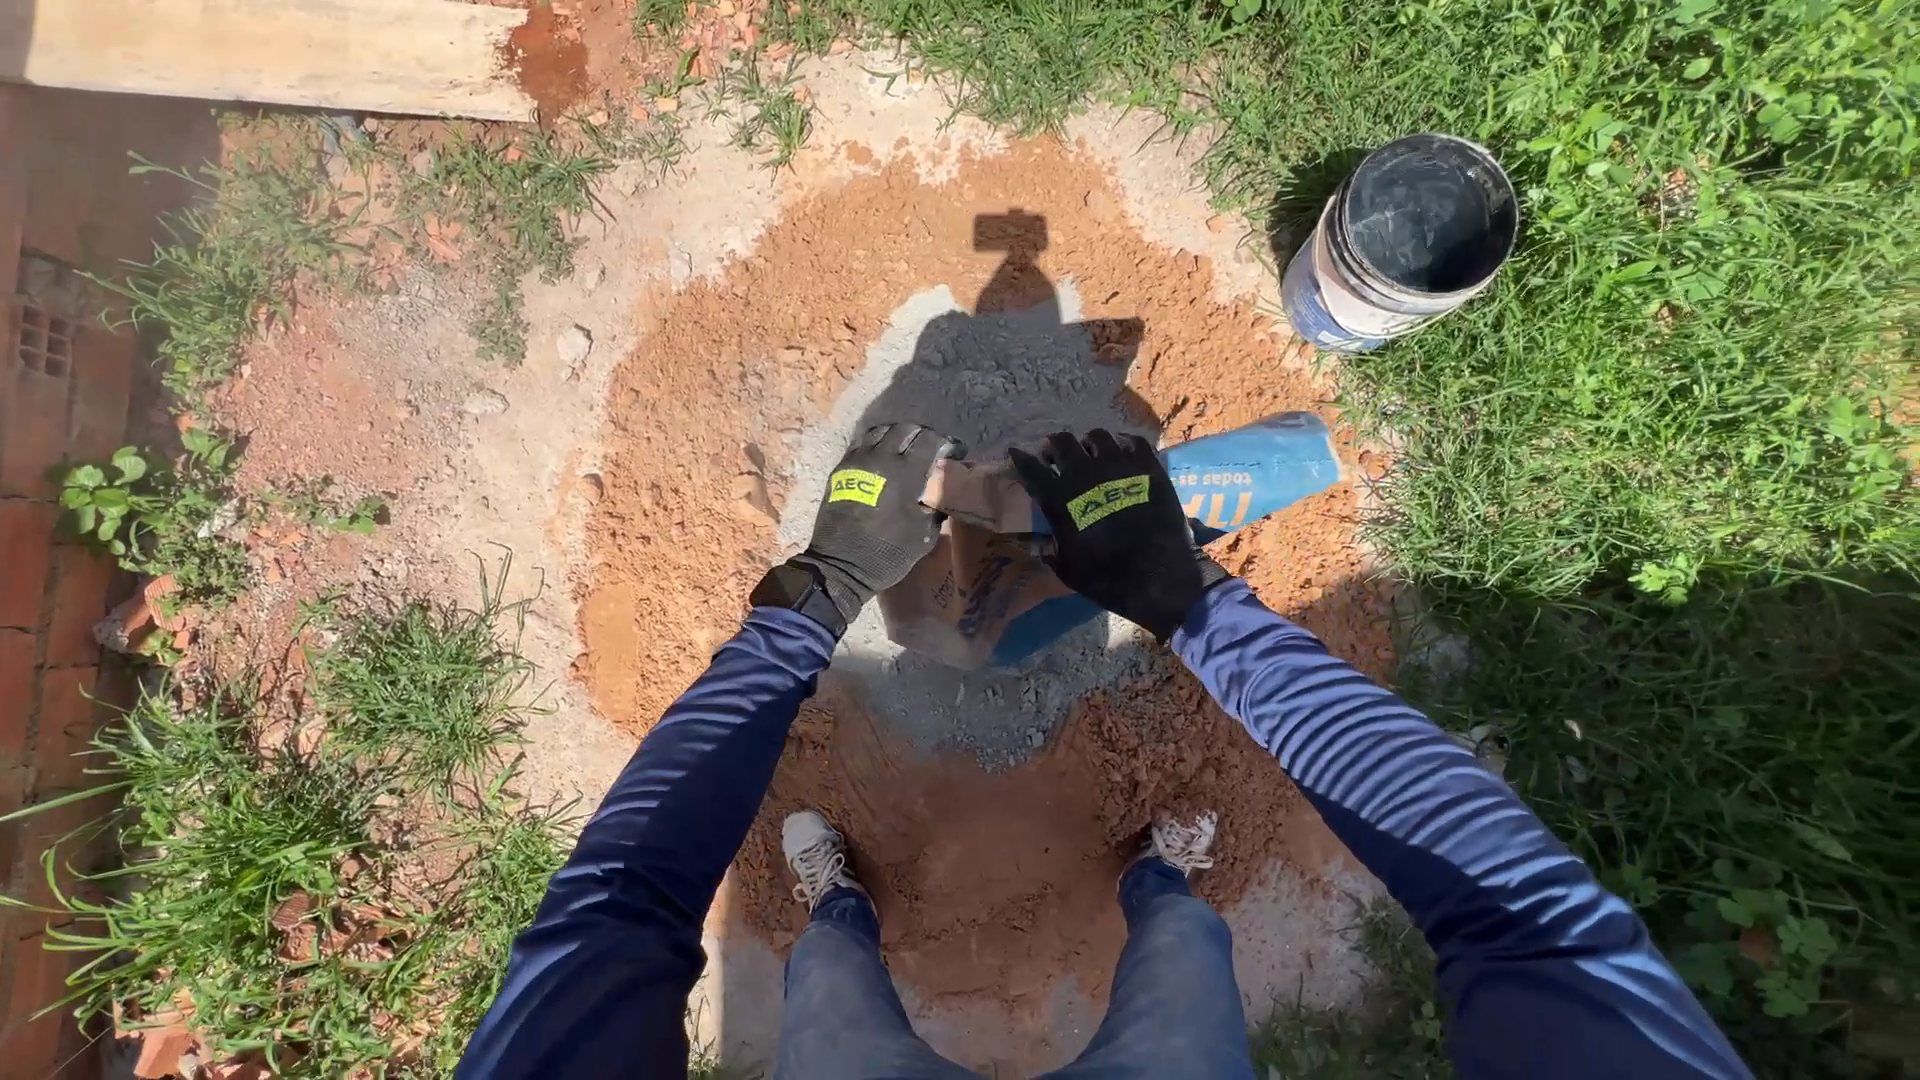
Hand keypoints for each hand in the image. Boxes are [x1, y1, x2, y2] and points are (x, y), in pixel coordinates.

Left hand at [788, 422, 965, 621]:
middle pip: (905, 429)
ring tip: (905, 451)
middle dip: (922, 435)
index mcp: (905, 472)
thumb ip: (935, 506)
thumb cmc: (888, 552)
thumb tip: (939, 491)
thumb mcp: (924, 534)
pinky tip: (883, 461)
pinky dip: (877, 446)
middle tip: (930, 449)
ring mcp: (857, 460)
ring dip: (897, 437)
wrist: (841, 565)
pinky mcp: (841, 469)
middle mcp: (881, 457)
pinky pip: (862, 445)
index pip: (930, 440)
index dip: (947, 443)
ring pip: (880, 432)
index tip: (954, 453)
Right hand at [1009, 429, 1228, 640]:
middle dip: (1054, 447)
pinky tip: (1122, 451)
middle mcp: (1083, 473)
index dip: (1020, 459)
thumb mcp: (1066, 569)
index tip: (1016, 452)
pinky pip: (1132, 441)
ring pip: (1096, 436)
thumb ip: (1051, 549)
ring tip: (1091, 453)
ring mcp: (1118, 465)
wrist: (1156, 576)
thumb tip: (1042, 543)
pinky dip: (1123, 443)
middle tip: (1057, 456)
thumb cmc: (1105, 578)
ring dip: (1088, 443)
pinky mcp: (1147, 466)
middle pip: (1061, 442)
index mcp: (1058, 498)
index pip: (1031, 468)